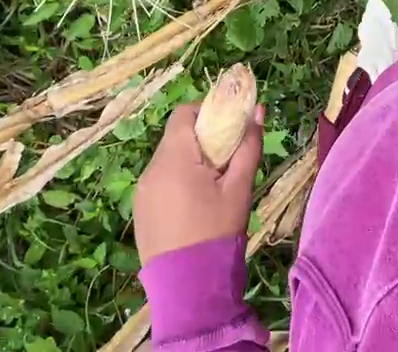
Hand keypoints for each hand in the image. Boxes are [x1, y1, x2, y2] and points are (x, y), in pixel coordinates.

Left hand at [133, 102, 263, 264]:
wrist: (189, 288)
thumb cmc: (218, 230)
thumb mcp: (239, 187)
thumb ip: (248, 145)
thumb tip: (257, 110)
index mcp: (174, 159)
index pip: (183, 113)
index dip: (206, 110)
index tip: (227, 125)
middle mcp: (151, 171)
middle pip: (175, 136)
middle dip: (201, 137)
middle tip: (225, 156)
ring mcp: (142, 192)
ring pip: (167, 158)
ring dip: (189, 158)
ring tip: (212, 182)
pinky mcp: (140, 211)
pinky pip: (159, 180)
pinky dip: (177, 178)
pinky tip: (195, 202)